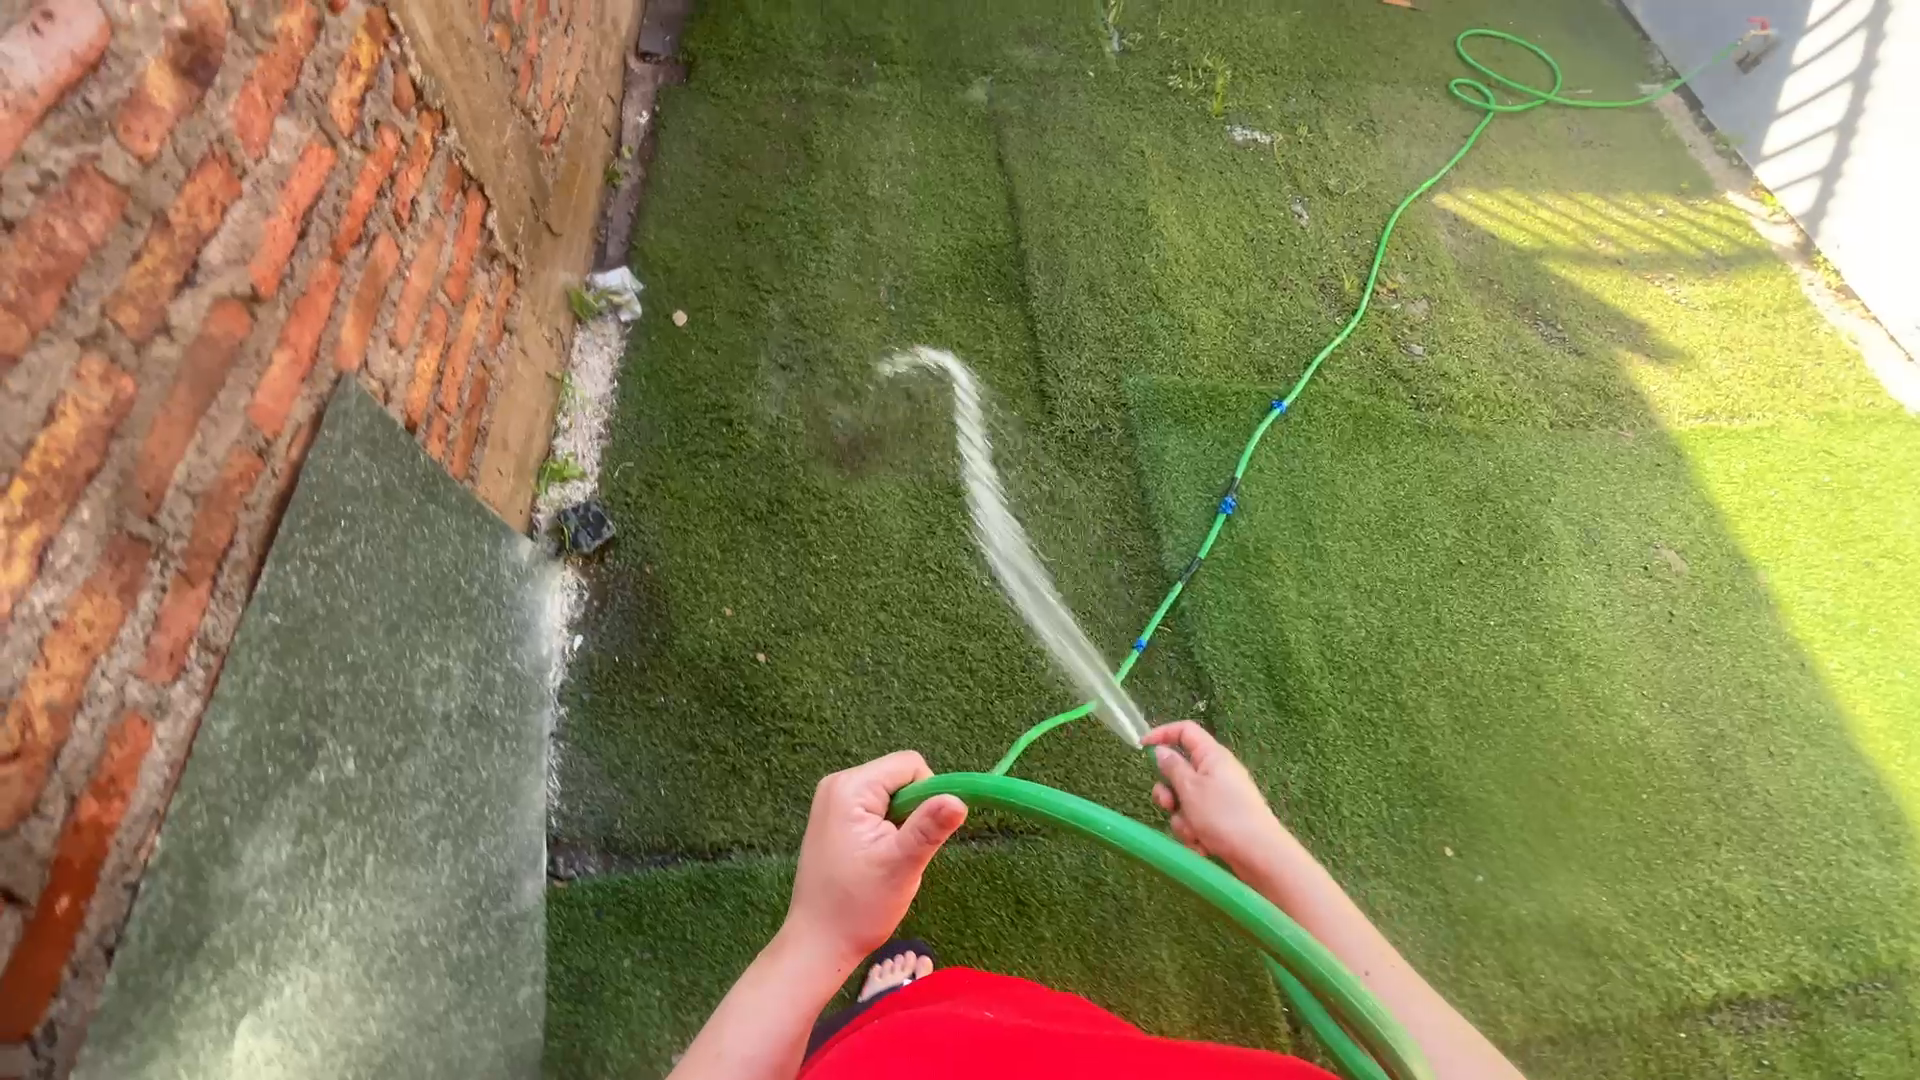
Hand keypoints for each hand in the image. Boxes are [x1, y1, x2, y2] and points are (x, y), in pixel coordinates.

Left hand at [783, 751, 967, 967]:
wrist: (818, 945)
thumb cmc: (858, 907)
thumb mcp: (901, 866)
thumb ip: (929, 828)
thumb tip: (960, 798)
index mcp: (850, 786)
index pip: (910, 765)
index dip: (928, 796)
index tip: (919, 836)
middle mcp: (838, 784)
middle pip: (900, 777)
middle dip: (913, 812)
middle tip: (900, 853)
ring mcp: (834, 800)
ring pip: (892, 794)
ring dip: (902, 823)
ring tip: (887, 859)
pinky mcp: (836, 817)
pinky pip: (878, 807)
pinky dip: (888, 829)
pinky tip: (876, 859)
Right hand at [1144, 721, 1288, 873]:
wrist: (1261, 857)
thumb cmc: (1224, 816)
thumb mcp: (1190, 788)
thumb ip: (1171, 767)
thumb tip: (1161, 751)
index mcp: (1212, 756)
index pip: (1184, 731)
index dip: (1162, 734)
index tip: (1142, 747)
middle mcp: (1216, 772)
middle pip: (1180, 771)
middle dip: (1169, 791)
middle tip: (1168, 804)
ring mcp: (1220, 797)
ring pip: (1185, 800)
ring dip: (1182, 818)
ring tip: (1194, 833)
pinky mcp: (1222, 820)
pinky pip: (1196, 820)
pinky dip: (1195, 833)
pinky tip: (1203, 846)